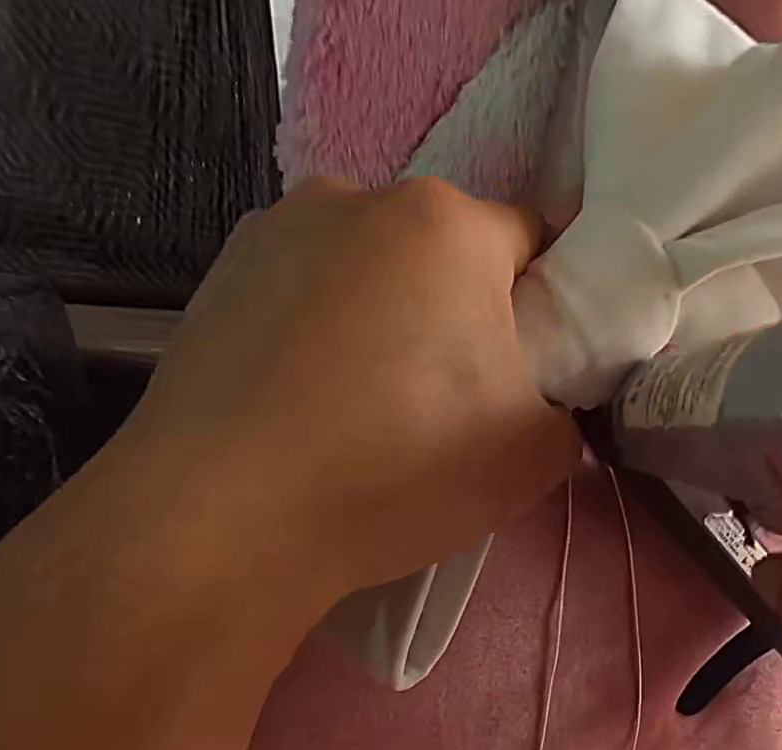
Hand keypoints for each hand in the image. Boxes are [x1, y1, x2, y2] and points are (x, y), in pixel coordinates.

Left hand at [68, 176, 580, 613]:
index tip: (521, 374)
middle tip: (441, 404)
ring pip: (366, 275)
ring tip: (360, 411)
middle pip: (441, 255)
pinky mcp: (216, 281)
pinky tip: (302, 405)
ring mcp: (273, 235)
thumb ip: (565, 409)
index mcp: (445, 224)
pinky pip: (301, 300)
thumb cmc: (395, 473)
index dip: (539, 311)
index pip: (528, 244)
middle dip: (457, 315)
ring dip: (382, 322)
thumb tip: (539, 399)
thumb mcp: (531, 457)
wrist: (226, 520)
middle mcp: (355, 199)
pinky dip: (317, 337)